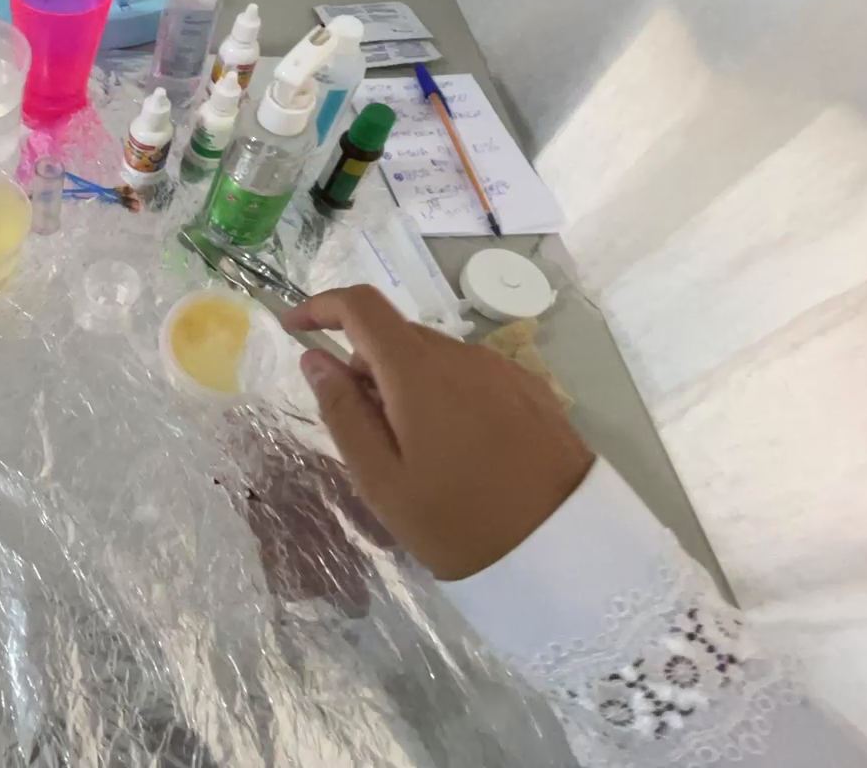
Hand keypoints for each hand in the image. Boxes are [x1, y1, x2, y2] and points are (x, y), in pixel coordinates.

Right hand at [283, 286, 593, 580]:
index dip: (320, 306)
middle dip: (361, 362)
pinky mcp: (530, 389)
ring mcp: (501, 370)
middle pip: (393, 333)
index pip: (360, 305)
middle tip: (359, 425)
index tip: (295, 327)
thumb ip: (341, 410)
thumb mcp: (380, 478)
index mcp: (418, 371)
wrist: (571, 559)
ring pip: (428, 353)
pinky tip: (452, 443)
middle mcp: (461, 355)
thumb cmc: (459, 523)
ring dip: (400, 379)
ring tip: (409, 446)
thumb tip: (314, 358)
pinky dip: (438, 388)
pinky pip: (464, 371)